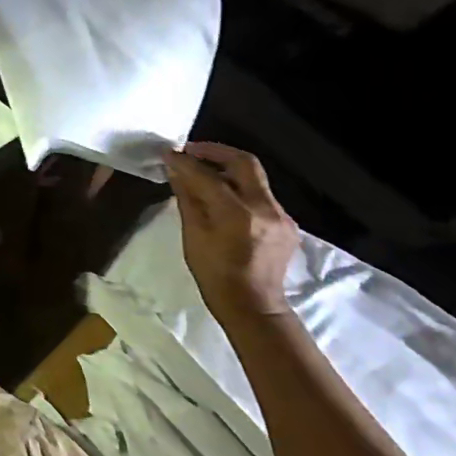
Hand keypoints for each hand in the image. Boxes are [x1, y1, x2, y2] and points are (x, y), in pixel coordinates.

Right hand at [162, 142, 300, 319]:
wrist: (253, 305)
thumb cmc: (214, 274)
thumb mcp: (193, 235)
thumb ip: (187, 198)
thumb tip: (176, 170)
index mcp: (238, 215)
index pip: (208, 176)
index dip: (186, 162)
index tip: (169, 154)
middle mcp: (265, 208)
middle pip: (244, 163)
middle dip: (215, 151)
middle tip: (191, 151)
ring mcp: (281, 215)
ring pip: (254, 178)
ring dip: (227, 168)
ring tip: (203, 170)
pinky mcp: (286, 222)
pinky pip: (260, 195)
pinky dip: (239, 187)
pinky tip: (222, 195)